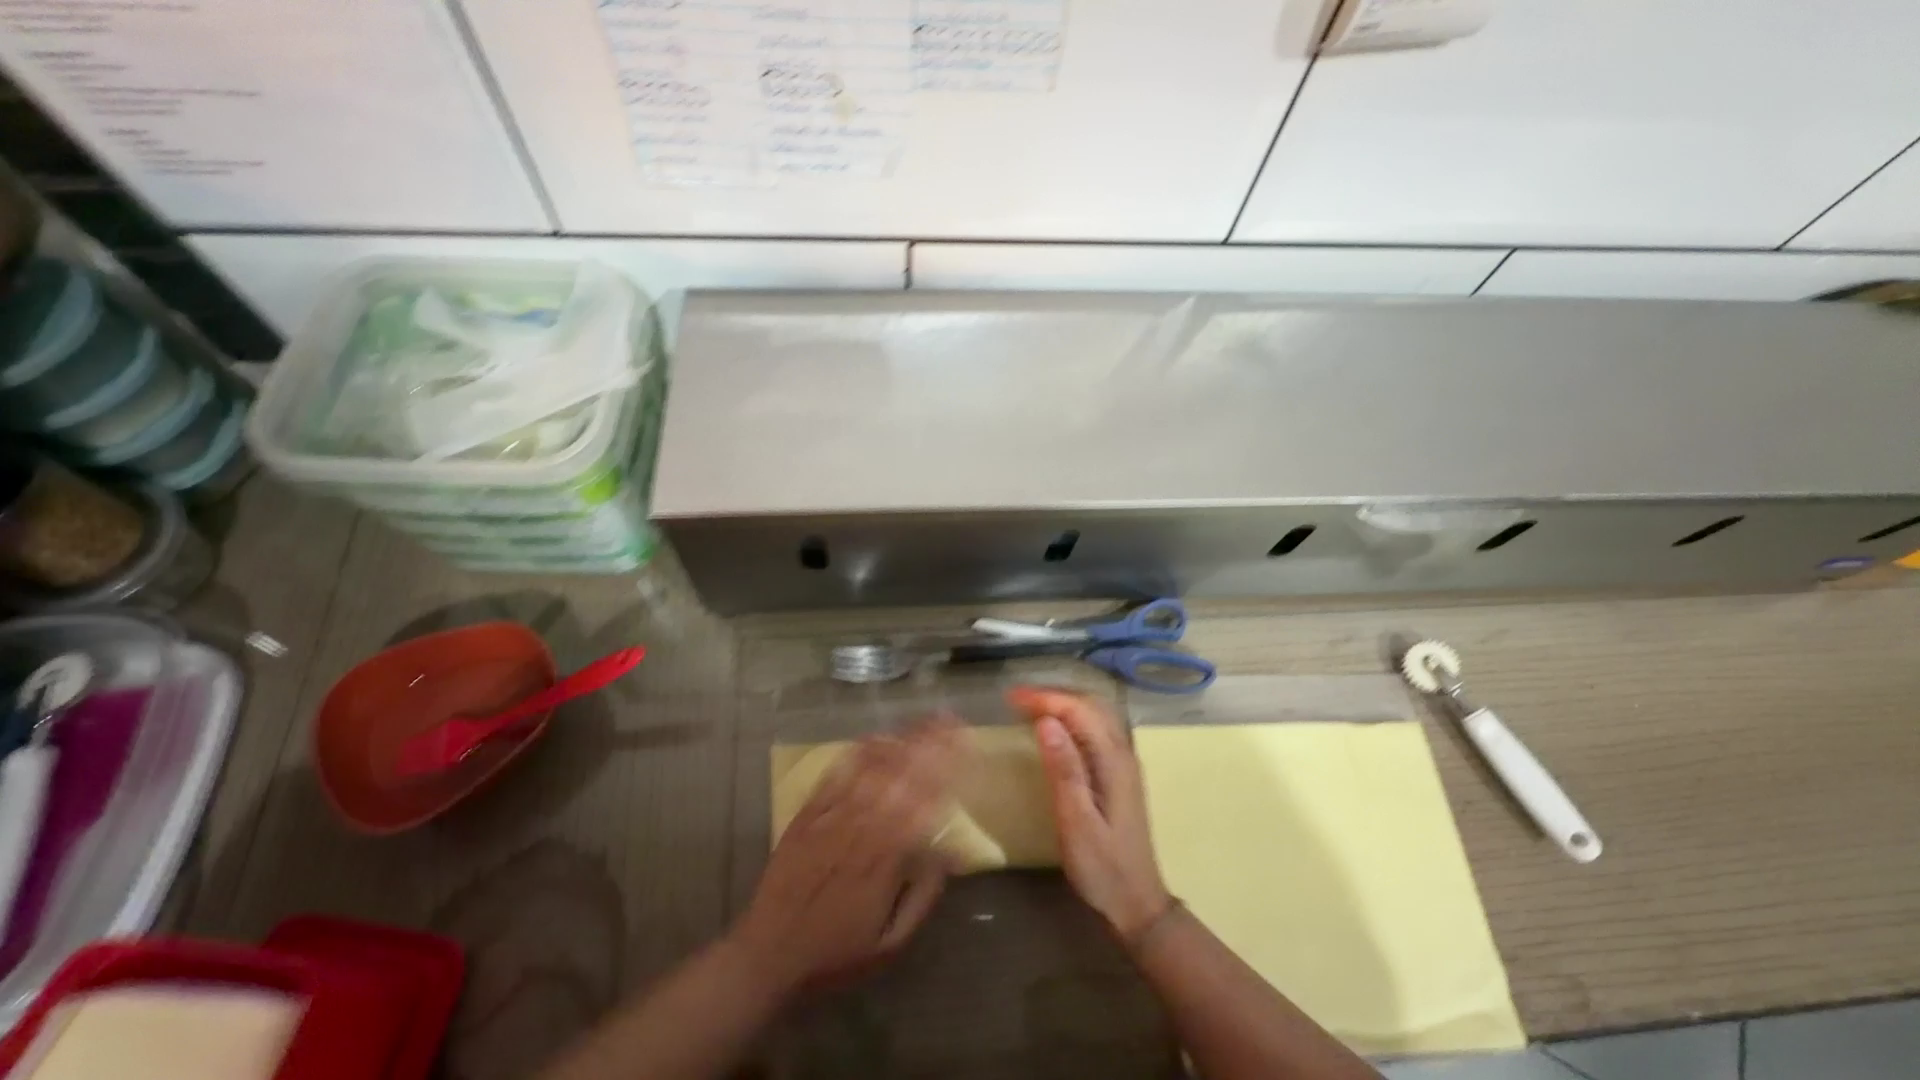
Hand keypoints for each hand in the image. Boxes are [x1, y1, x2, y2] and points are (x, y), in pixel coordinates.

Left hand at [729, 720, 966, 995]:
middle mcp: (860, 831)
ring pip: (870, 772)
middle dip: (928, 745)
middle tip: (950, 720)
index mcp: (886, 861)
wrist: (768, 955)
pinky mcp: (805, 819)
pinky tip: (873, 739)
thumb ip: (923, 894)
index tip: (966, 748)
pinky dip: (855, 756)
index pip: (925, 804)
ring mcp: (829, 821)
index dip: (947, 772)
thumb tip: (952, 852)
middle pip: (900, 778)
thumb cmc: (837, 953)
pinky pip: (833, 779)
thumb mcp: (892, 941)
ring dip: (899, 743)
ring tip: (922, 720)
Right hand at [1008, 687, 1173, 942]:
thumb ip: (1065, 769)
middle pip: (1092, 706)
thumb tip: (1046, 722)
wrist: (1136, 902)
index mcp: (1114, 762)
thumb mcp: (1076, 821)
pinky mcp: (1118, 776)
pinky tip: (1054, 730)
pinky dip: (1073, 720)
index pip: (1080, 711)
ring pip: (1096, 716)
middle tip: (1015, 699)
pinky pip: (1096, 731)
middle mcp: (1123, 754)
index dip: (1045, 699)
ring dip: (1064, 704)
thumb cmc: (1102, 867)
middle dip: (1054, 695)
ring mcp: (1124, 764)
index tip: (1009, 698)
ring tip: (1029, 707)